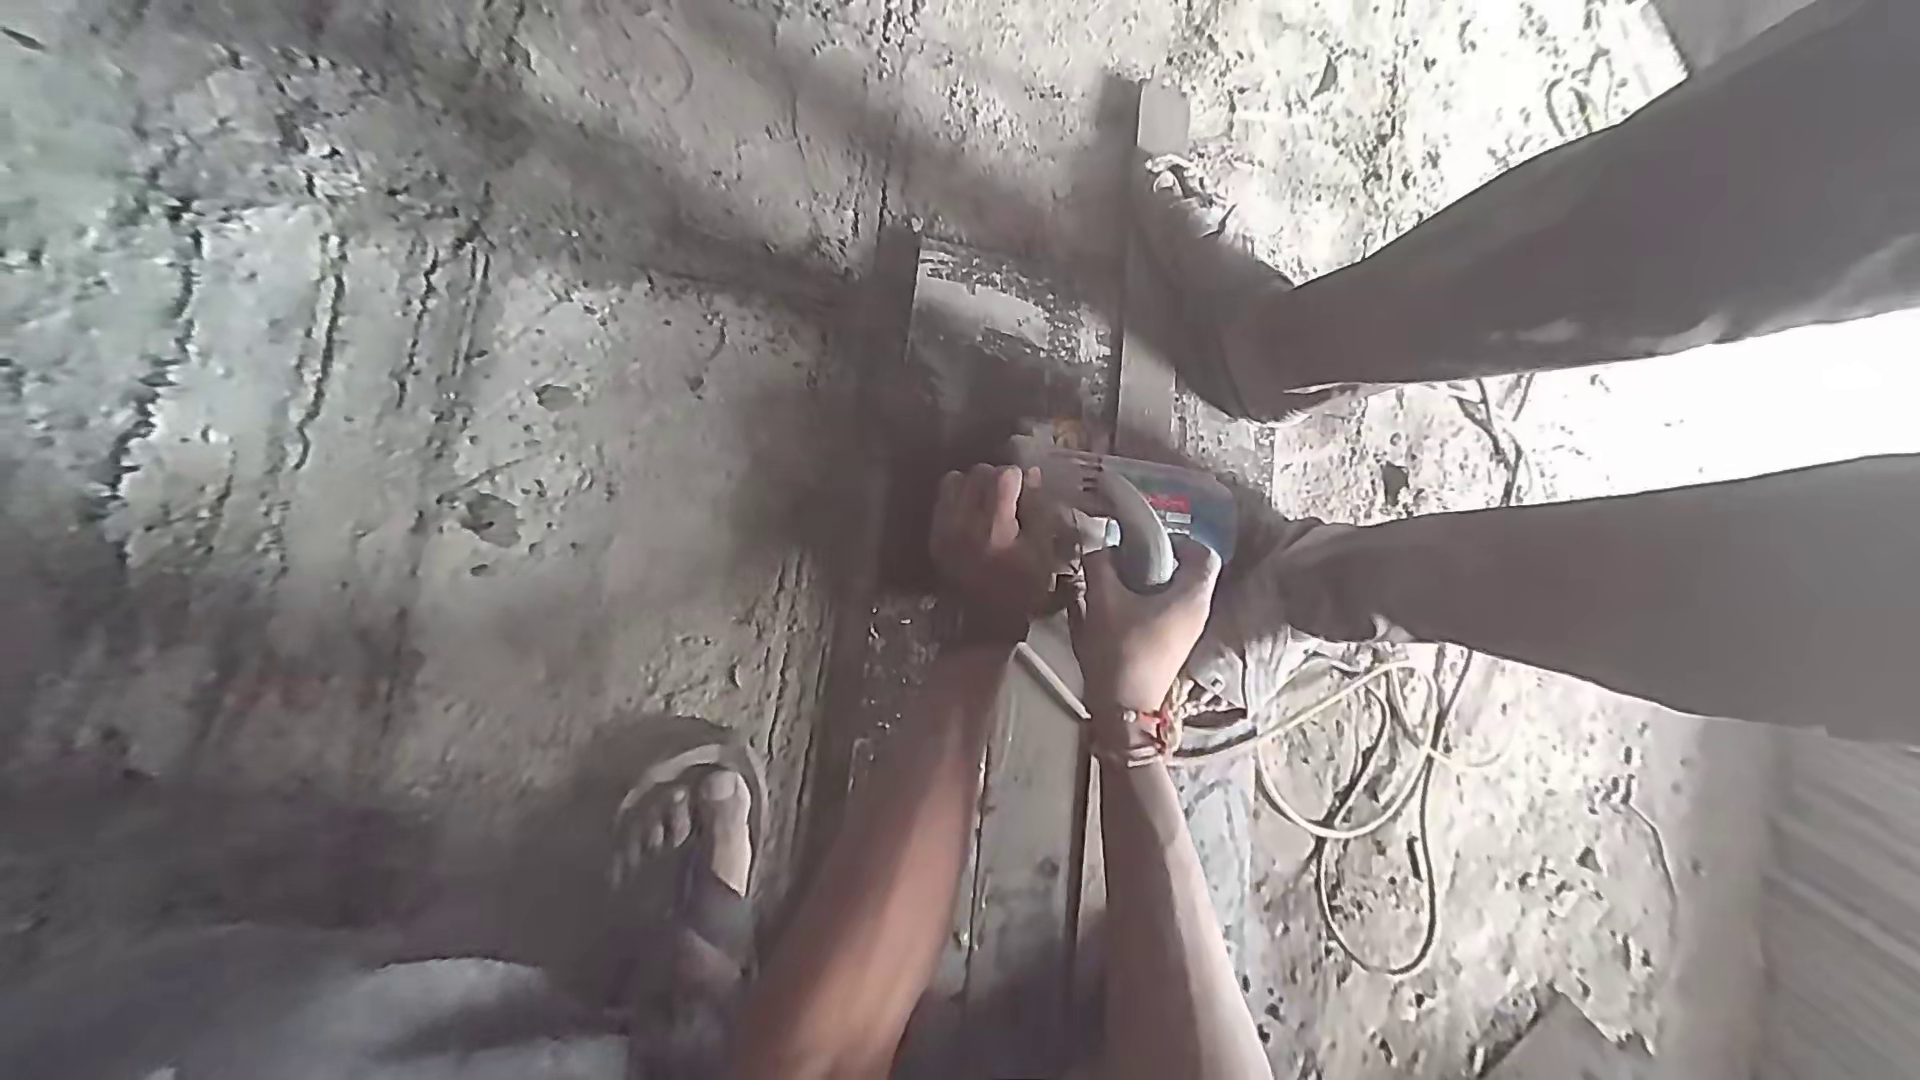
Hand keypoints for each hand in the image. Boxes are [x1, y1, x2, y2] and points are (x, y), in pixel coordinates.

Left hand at [929, 464, 1054, 634]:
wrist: (985, 623)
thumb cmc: (1023, 589)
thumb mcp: (1043, 552)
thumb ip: (1038, 509)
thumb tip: (1032, 474)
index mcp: (995, 529)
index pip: (1004, 476)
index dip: (1019, 478)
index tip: (1025, 492)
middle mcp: (964, 524)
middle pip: (979, 473)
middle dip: (997, 479)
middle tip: (1009, 498)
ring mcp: (944, 529)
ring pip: (957, 479)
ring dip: (975, 485)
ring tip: (988, 503)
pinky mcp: (934, 535)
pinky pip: (943, 498)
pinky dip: (958, 497)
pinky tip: (972, 513)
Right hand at [1070, 536, 1220, 712]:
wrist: (1124, 707)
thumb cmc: (1121, 649)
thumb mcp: (1103, 600)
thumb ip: (1100, 563)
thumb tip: (1099, 542)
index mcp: (1192, 596)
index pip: (1203, 552)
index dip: (1176, 539)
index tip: (1145, 540)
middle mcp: (1199, 611)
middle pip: (1188, 570)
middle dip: (1157, 558)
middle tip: (1125, 557)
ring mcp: (1189, 630)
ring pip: (1176, 591)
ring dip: (1150, 580)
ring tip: (1118, 580)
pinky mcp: (1175, 644)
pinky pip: (1168, 609)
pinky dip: (1149, 599)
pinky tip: (1121, 605)